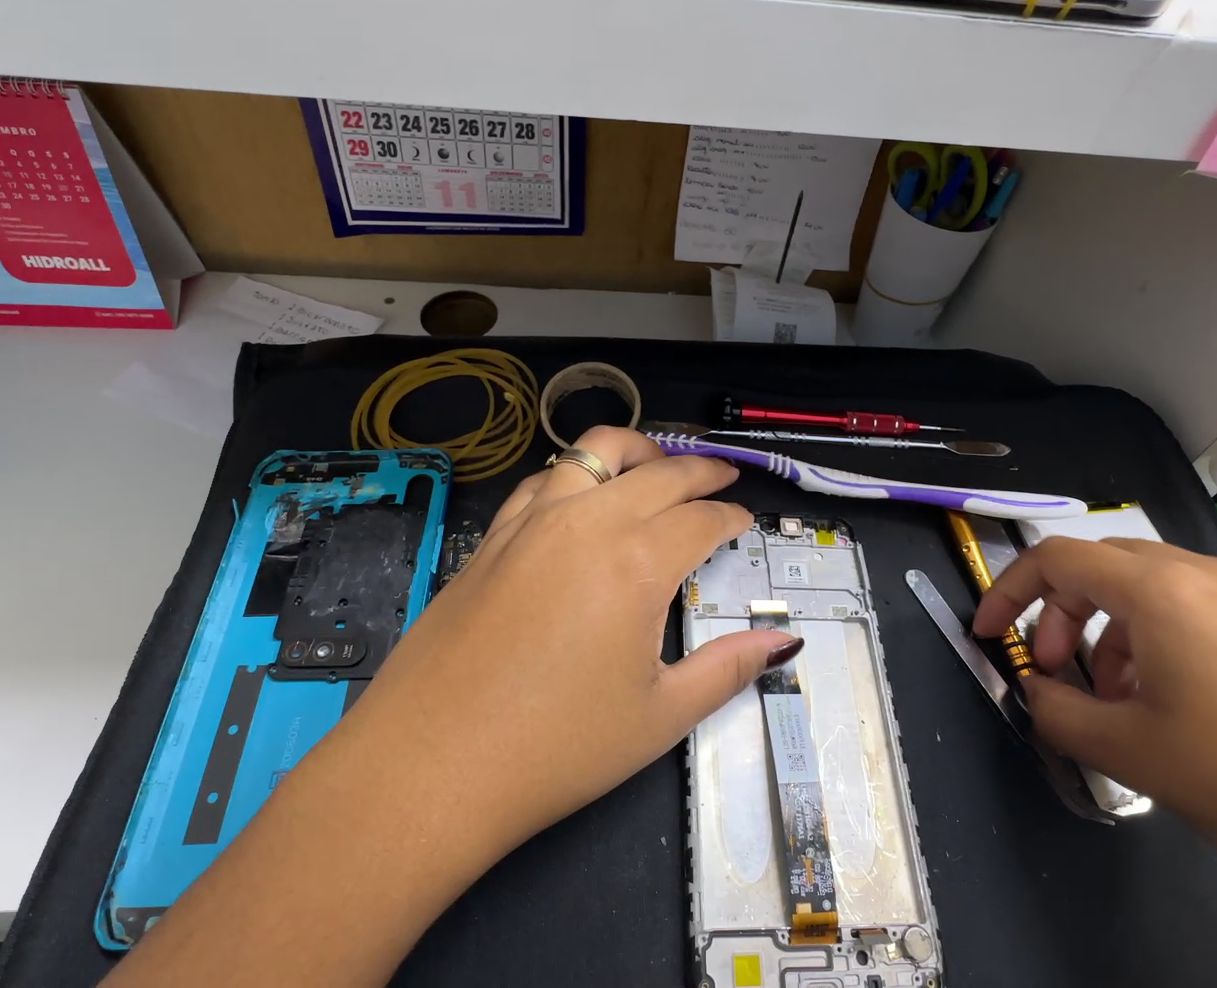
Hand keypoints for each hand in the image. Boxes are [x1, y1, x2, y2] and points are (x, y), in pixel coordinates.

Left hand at [109, 428, 798, 987]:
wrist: (431, 765)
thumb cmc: (557, 749)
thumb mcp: (660, 717)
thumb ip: (728, 668)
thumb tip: (785, 641)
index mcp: (638, 562)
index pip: (701, 519)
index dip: (730, 517)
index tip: (743, 522)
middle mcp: (586, 524)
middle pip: (657, 473)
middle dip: (699, 471)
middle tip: (721, 478)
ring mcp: (530, 524)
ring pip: (591, 453)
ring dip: (635, 452)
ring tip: (655, 466)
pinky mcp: (491, 539)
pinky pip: (542, 481)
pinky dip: (575, 474)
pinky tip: (579, 498)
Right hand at [975, 537, 1216, 987]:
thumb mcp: (1130, 752)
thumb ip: (1057, 712)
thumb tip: (1038, 694)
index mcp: (1163, 589)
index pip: (1057, 558)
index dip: (1008, 591)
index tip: (991, 633)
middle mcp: (1214, 576)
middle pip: (1108, 567)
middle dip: (1064, 614)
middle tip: (1056, 673)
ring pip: (1160, 592)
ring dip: (1115, 633)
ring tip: (1120, 702)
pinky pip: (1209, 616)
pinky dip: (1166, 644)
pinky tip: (1183, 710)